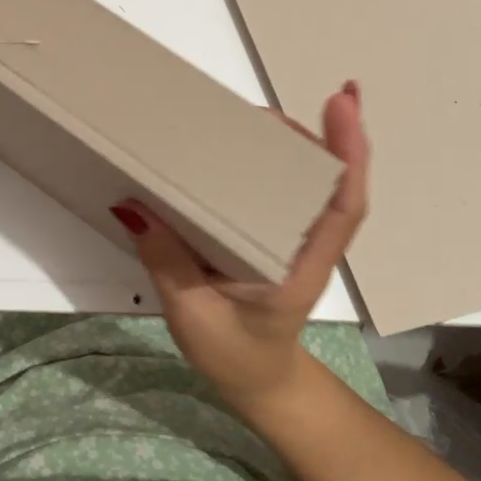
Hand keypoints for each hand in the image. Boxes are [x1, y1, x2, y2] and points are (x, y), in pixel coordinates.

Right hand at [112, 82, 368, 407]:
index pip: (340, 206)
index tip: (342, 105)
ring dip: (302, 144)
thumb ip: (167, 260)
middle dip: (324, 134)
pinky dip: (279, 163)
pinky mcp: (273, 238)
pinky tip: (252, 144)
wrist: (259, 382)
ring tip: (265, 110)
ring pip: (311, 186)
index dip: (347, 154)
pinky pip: (283, 195)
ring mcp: (293, 241)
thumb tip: (133, 205)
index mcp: (299, 266)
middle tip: (292, 98)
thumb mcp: (193, 312)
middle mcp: (306, 246)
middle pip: (331, 183)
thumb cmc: (234, 353)